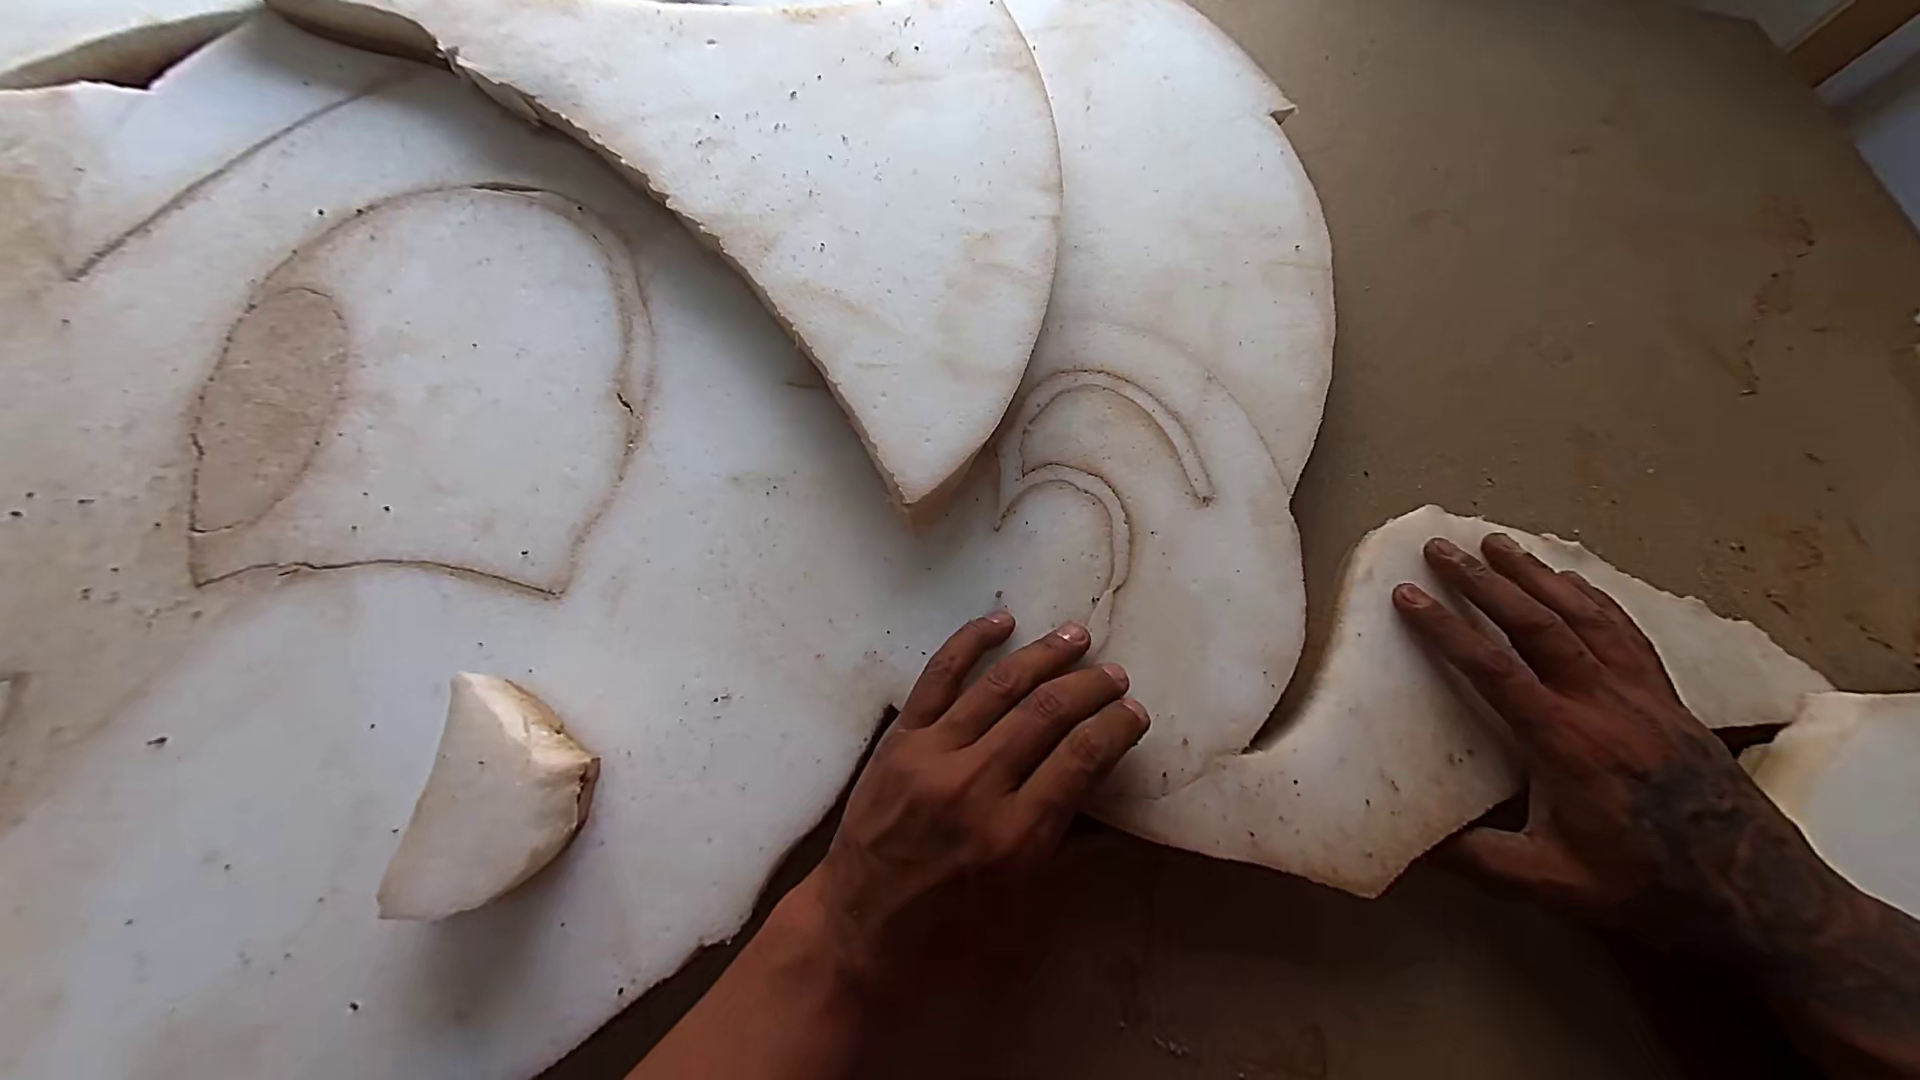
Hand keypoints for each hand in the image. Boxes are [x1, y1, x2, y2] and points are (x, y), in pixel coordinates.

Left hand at [802, 612, 1148, 976]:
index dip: (1116, 726)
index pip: (1081, 758)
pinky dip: (972, 641)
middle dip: (1090, 686)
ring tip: (1075, 636)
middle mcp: (975, 786)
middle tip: (1114, 674)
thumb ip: (1068, 846)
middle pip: (1046, 713)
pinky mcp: (900, 738)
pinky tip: (1001, 620)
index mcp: (1015, 837)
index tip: (1133, 711)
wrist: (855, 931)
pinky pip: (939, 676)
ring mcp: (932, 755)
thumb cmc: (947, 934)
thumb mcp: (1022, 908)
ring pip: (1000, 685)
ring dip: (1045, 654)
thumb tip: (1117, 807)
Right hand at [1390, 534, 1852, 955]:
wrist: (1774, 909)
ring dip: (1535, 576)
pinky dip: (1591, 598)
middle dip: (1485, 582)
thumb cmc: (1650, 893)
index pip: (1496, 670)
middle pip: (1541, 627)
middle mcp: (1609, 710)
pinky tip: (1567, 579)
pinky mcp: (1670, 702)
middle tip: (1441, 549)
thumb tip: (1403, 838)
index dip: (1445, 629)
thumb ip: (1475, 858)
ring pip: (1587, 619)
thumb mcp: (1552, 886)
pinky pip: (1628, 635)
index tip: (1407, 596)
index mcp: (1571, 746)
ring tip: (1496, 542)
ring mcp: (1647, 701)